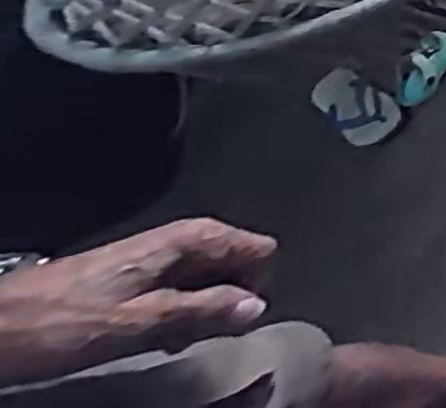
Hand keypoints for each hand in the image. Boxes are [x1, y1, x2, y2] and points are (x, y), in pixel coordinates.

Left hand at [0, 218, 275, 386]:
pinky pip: (181, 285)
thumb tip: (257, 307)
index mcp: (197, 237)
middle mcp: (187, 236)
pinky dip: (174, 309)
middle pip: (239, 263)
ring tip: (164, 339)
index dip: (252, 289)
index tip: (225, 323)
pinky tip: (147, 331)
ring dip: (197, 309)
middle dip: (223, 301)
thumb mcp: (133, 323)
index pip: (263, 253)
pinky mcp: (138, 270)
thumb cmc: (54, 323)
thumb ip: (203, 310)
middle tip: (189, 336)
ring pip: (210, 277)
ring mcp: (161, 251)